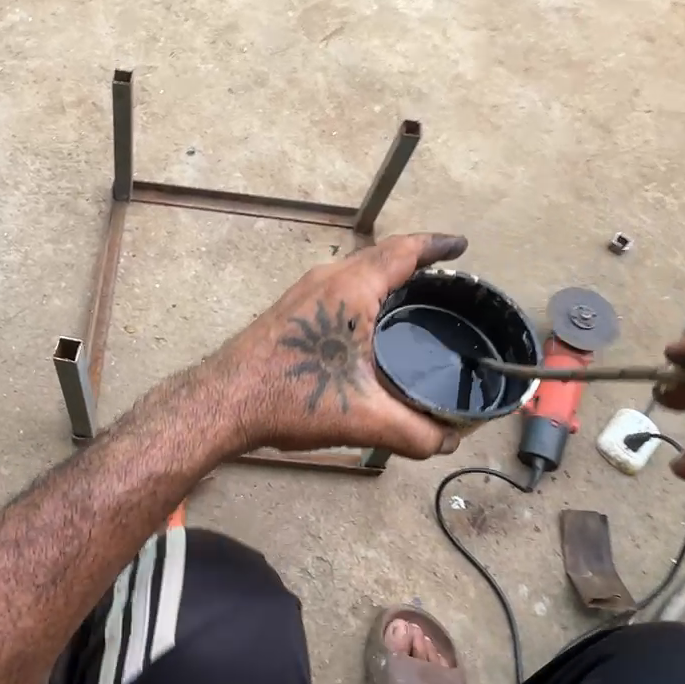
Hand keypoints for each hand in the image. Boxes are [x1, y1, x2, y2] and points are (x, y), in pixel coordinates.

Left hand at [206, 233, 469, 458]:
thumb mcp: (366, 420)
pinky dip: (365, 291)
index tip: (461, 244)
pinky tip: (371, 322)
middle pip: (380, 255)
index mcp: (350, 289)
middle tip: (446, 278)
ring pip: (356, 270)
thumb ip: (417, 432)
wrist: (223, 401)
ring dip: (387, 275)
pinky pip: (339, 286)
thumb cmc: (292, 397)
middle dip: (416, 260)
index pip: (403, 251)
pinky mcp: (290, 309)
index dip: (436, 245)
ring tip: (414, 297)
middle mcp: (327, 278)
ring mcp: (304, 291)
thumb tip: (449, 439)